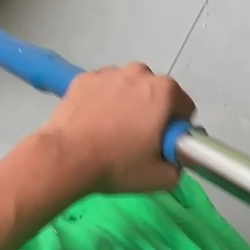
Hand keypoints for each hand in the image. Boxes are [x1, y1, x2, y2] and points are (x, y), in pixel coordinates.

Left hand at [29, 64, 194, 195]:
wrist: (66, 157)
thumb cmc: (118, 165)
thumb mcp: (162, 177)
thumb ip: (178, 163)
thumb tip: (173, 156)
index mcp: (164, 91)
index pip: (183, 107)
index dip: (174, 127)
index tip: (160, 143)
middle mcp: (138, 73)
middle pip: (154, 92)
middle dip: (151, 110)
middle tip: (135, 138)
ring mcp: (108, 72)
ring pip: (127, 87)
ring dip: (126, 102)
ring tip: (110, 129)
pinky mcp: (83, 78)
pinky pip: (102, 88)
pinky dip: (101, 99)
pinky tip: (92, 121)